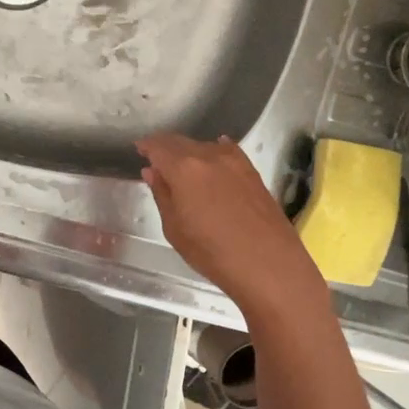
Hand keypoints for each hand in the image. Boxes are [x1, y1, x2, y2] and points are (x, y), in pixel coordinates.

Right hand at [136, 133, 326, 310]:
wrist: (270, 266)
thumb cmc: (213, 252)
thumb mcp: (175, 228)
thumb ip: (162, 194)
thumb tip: (152, 171)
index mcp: (184, 168)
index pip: (158, 146)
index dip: (146, 146)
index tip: (139, 149)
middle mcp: (209, 156)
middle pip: (181, 142)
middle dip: (166, 147)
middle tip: (155, 158)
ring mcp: (235, 162)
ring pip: (204, 146)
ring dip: (190, 151)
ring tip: (182, 166)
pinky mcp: (253, 172)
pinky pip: (227, 152)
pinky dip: (214, 151)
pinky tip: (213, 159)